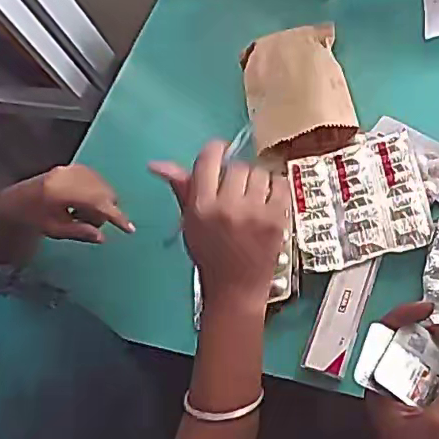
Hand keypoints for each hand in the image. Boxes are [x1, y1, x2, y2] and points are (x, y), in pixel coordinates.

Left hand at [0, 164, 134, 244]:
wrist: (14, 202)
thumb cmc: (33, 218)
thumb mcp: (55, 229)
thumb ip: (80, 232)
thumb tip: (103, 237)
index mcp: (61, 192)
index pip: (97, 204)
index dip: (116, 217)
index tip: (129, 229)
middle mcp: (68, 176)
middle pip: (104, 193)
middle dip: (105, 210)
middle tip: (91, 222)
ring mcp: (70, 169)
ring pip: (103, 186)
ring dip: (100, 201)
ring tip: (82, 212)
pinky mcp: (72, 168)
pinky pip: (96, 180)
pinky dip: (96, 193)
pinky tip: (83, 202)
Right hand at [149, 140, 290, 303]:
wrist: (236, 287)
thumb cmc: (210, 254)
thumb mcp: (190, 222)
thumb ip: (182, 188)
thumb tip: (157, 164)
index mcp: (201, 205)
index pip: (209, 159)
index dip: (217, 151)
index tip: (221, 154)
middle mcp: (227, 206)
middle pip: (237, 166)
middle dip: (237, 174)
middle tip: (237, 190)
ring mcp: (254, 212)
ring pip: (260, 173)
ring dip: (257, 181)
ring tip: (253, 199)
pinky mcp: (276, 219)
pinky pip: (280, 185)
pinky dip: (276, 188)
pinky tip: (269, 201)